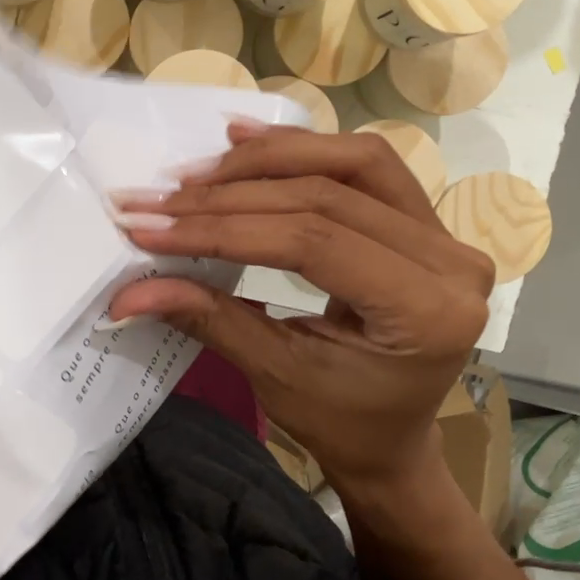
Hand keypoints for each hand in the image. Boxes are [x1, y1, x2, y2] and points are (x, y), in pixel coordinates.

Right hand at [107, 122, 495, 493]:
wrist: (389, 439)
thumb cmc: (338, 421)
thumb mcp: (273, 375)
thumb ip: (209, 319)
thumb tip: (129, 293)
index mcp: (425, 311)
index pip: (312, 241)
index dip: (224, 229)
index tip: (150, 228)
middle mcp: (450, 260)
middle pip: (329, 193)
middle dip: (230, 194)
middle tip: (157, 200)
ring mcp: (445, 235)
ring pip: (353, 162)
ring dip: (266, 159)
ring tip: (195, 171)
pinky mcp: (424, 224)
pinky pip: (364, 168)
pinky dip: (299, 151)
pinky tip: (245, 139)